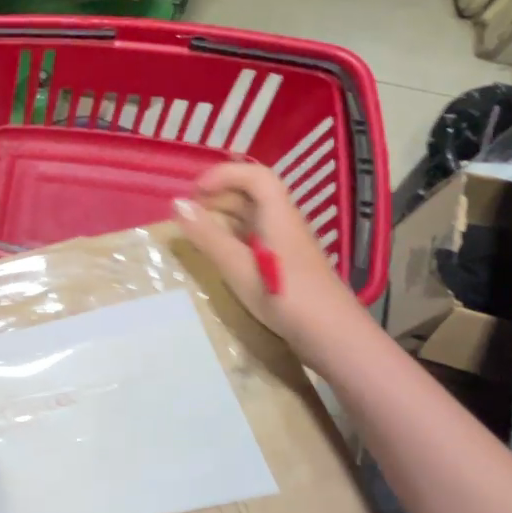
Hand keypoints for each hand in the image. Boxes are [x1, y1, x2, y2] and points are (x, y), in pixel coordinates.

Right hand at [172, 161, 365, 348]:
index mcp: (278, 216)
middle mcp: (285, 224)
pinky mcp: (287, 264)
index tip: (193, 192)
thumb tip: (177, 203)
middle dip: (218, 195)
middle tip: (188, 213)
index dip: (223, 175)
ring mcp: (288, 245)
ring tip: (197, 232)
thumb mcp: (238, 267)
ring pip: (254, 216)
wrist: (334, 337)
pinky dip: (233, 237)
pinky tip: (220, 255)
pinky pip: (257, 237)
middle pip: (253, 194)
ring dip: (224, 216)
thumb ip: (207, 235)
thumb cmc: (285, 297)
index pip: (255, 176)